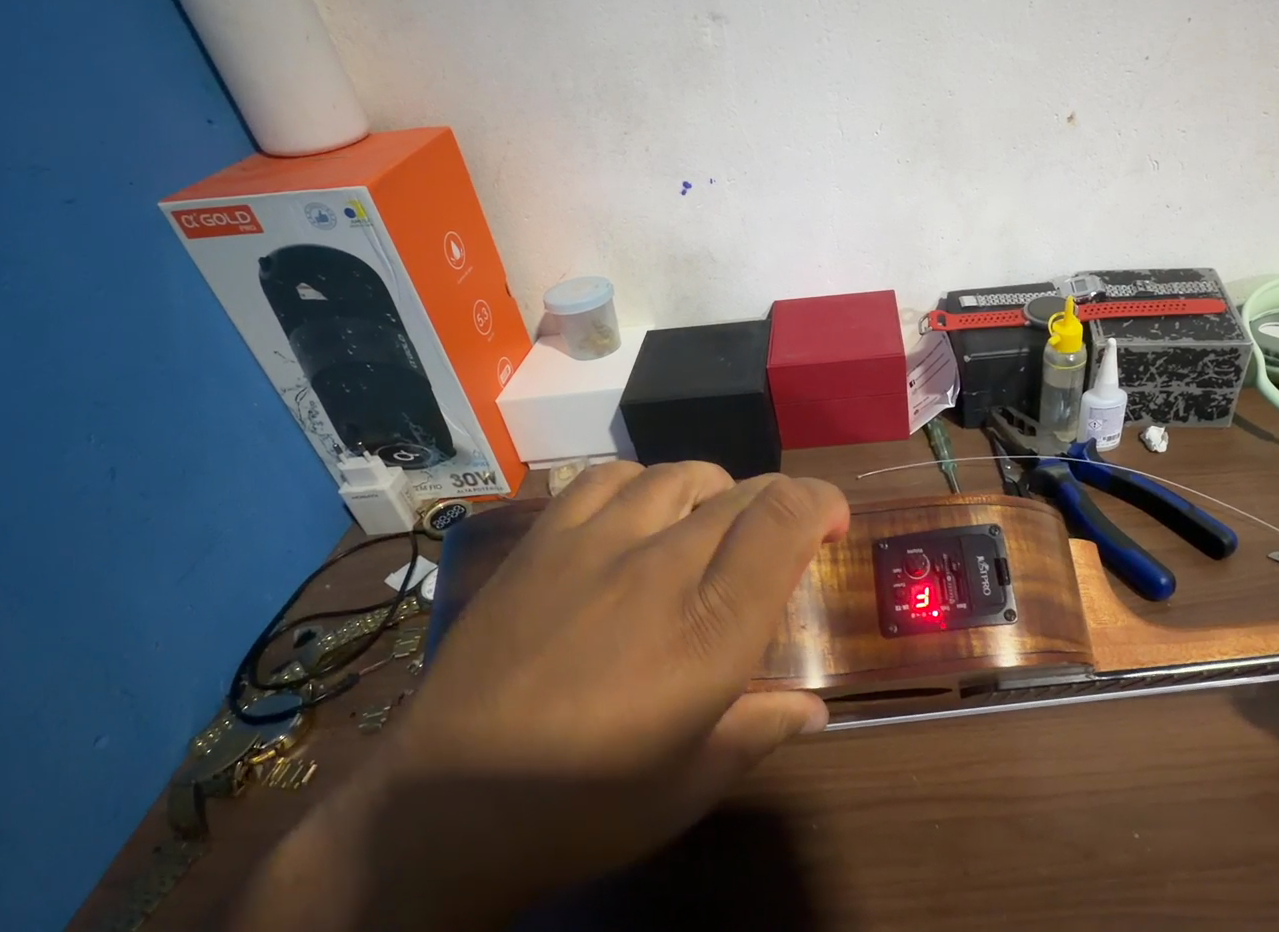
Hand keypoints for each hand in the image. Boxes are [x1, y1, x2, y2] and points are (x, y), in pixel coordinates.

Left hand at [234, 463, 849, 931]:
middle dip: (778, 504)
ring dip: (714, 492)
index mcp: (713, 626)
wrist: (446, 804)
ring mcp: (595, 543)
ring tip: (709, 528)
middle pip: (741, 492)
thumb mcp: (691, 784)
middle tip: (778, 542)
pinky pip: (606, 477)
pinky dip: (642, 484)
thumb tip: (813, 709)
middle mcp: (662, 564)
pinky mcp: (542, 541)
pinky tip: (636, 518)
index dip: (822, 503)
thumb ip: (762, 730)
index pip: (785, 517)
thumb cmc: (585, 805)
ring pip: (678, 474)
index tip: (832, 527)